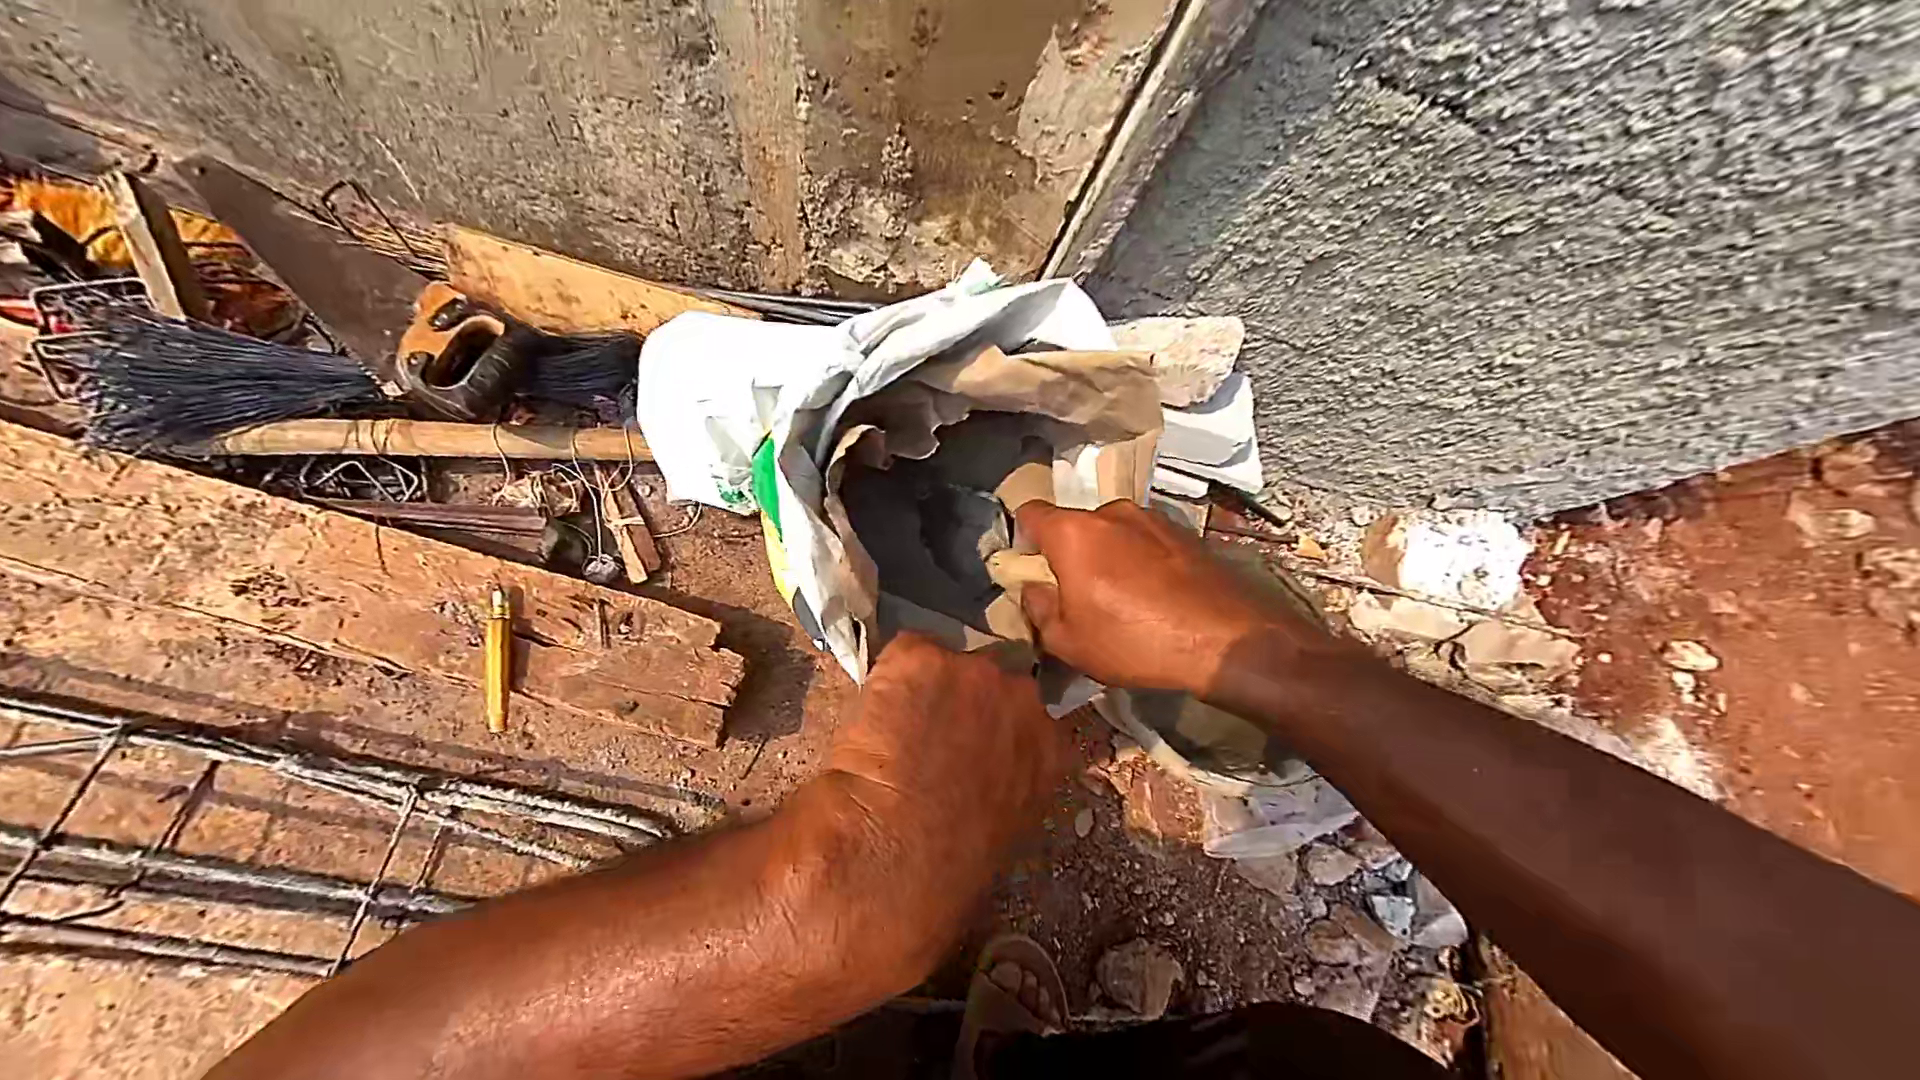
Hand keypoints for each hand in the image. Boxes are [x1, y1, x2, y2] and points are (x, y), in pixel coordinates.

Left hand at [828, 633, 1067, 878]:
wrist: (893, 851)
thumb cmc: (950, 863)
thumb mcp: (1009, 825)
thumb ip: (1013, 779)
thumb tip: (990, 770)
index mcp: (1048, 743)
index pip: (1028, 710)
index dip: (994, 719)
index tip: (972, 736)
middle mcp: (1019, 695)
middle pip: (989, 678)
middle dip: (965, 696)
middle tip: (932, 728)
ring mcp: (970, 671)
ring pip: (944, 662)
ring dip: (926, 684)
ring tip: (896, 723)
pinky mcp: (920, 657)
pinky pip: (903, 653)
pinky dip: (887, 676)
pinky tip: (873, 710)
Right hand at [1015, 500, 1334, 696]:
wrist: (1228, 640)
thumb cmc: (1135, 641)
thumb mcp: (1068, 641)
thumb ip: (1037, 607)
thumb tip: (1034, 587)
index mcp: (1073, 532)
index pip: (1030, 512)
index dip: (1023, 537)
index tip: (1031, 566)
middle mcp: (1110, 513)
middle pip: (1073, 525)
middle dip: (1068, 553)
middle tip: (1078, 593)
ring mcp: (1152, 518)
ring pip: (1111, 532)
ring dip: (1107, 555)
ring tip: (1122, 597)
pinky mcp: (1184, 531)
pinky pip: (1144, 540)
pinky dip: (1139, 559)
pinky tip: (1154, 594)